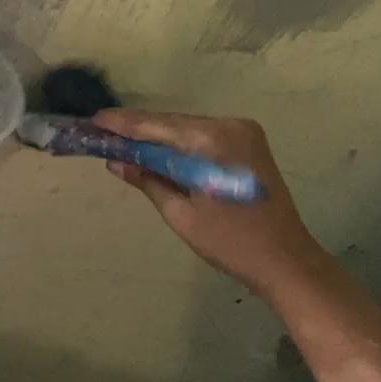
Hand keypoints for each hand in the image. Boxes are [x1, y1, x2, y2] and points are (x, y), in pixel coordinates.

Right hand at [93, 109, 329, 297]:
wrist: (287, 261)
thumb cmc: (231, 242)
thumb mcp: (180, 213)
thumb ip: (147, 179)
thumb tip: (115, 161)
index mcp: (211, 140)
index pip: (156, 127)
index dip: (122, 125)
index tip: (93, 121)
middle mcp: (228, 125)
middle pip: (170, 123)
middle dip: (136, 129)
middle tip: (102, 131)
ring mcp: (241, 131)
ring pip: (185, 127)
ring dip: (156, 135)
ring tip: (122, 140)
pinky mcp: (247, 141)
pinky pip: (201, 135)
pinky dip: (178, 142)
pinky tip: (156, 148)